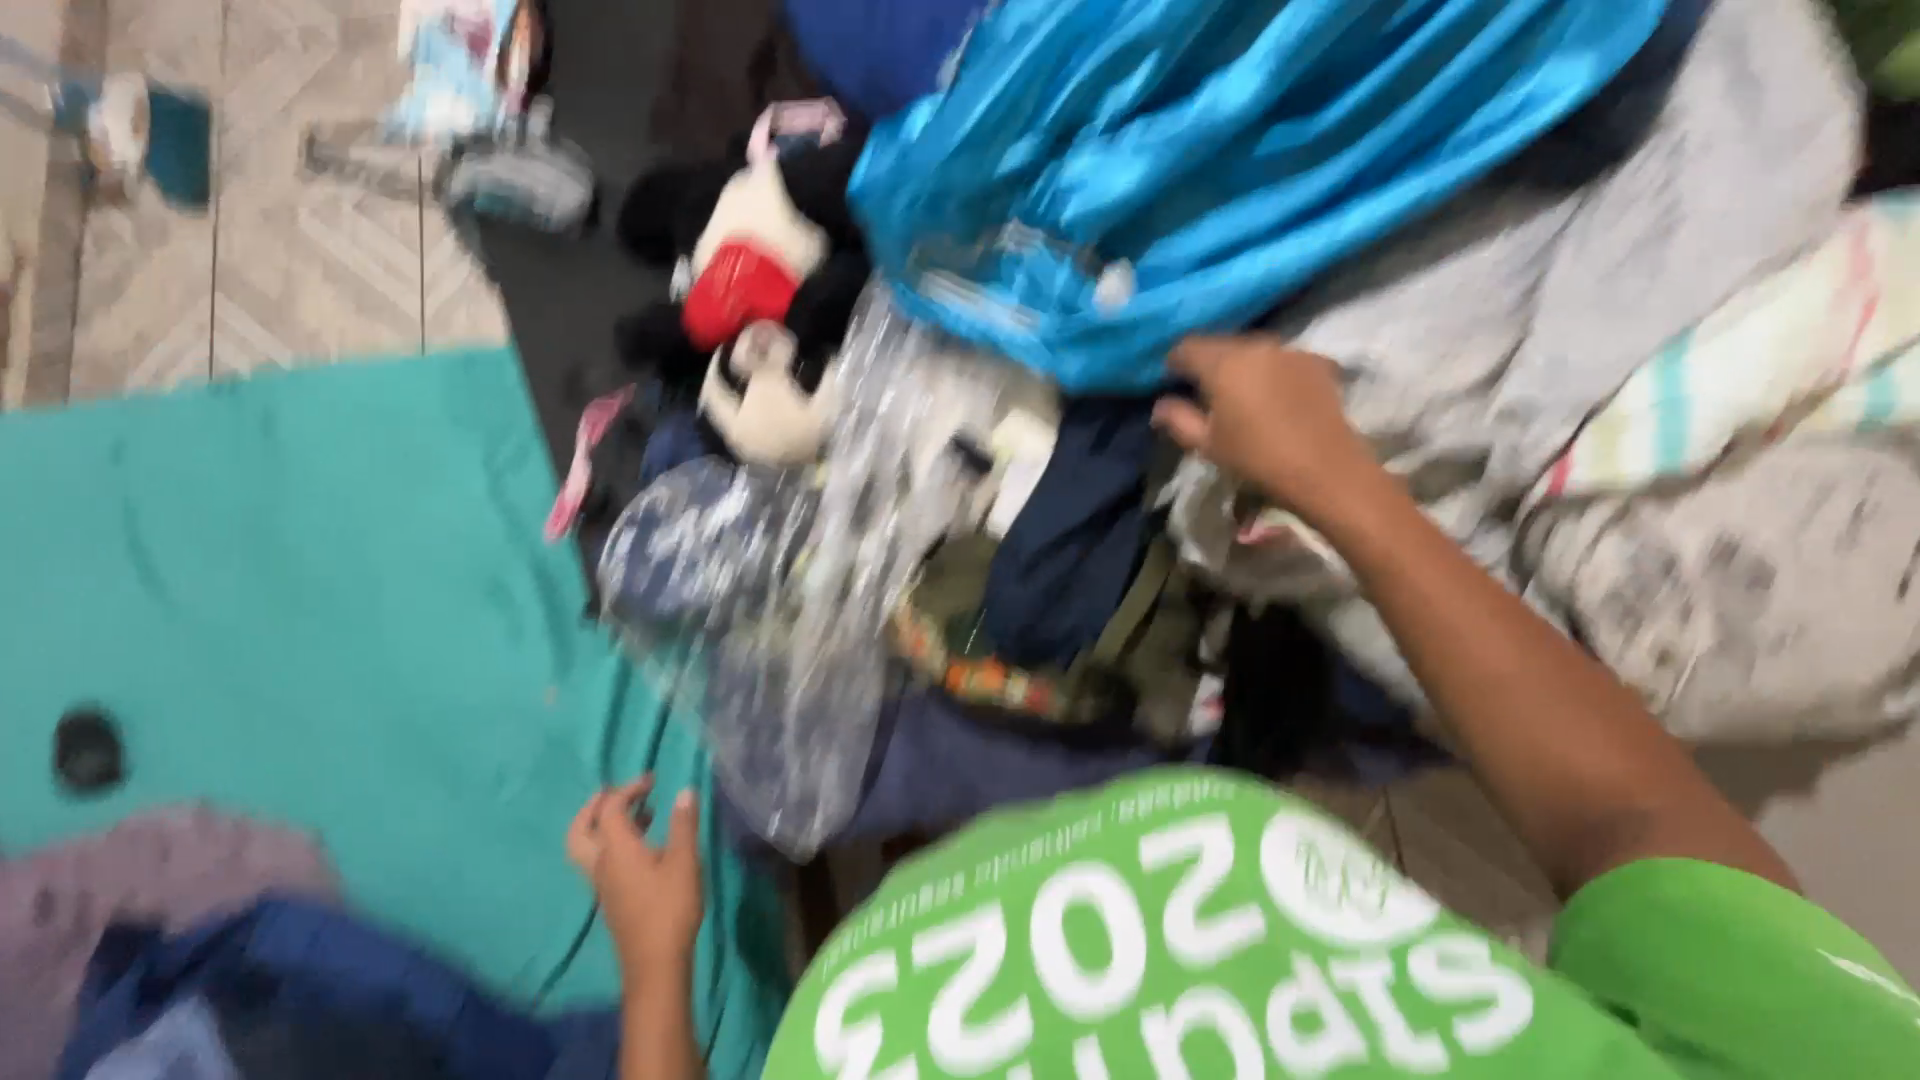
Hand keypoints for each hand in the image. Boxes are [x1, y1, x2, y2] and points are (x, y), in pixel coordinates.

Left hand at [567, 777, 704, 977]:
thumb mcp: (685, 861)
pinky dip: (614, 842)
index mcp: (616, 851)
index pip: (610, 809)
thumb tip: (684, 791)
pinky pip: (601, 860)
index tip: (652, 780)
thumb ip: (683, 824)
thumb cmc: (670, 907)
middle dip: (594, 806)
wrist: (655, 962)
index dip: (627, 789)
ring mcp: (603, 884)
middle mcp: (601, 864)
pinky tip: (644, 845)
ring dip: (604, 824)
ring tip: (640, 813)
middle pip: (580, 830)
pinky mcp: (612, 897)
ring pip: (588, 847)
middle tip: (617, 792)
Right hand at [1153, 335, 1379, 523]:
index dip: (1174, 363)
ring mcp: (1289, 350)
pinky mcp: (1316, 361)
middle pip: (1220, 344)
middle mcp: (1255, 346)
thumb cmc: (1256, 459)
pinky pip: (1280, 359)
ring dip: (1240, 366)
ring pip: (1251, 349)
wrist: (1325, 469)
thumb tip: (1159, 406)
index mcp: (1223, 363)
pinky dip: (1270, 371)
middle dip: (1208, 364)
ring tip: (1241, 395)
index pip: (1186, 347)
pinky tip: (1274, 396)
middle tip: (1205, 393)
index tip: (1173, 383)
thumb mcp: (1207, 445)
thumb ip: (1178, 420)